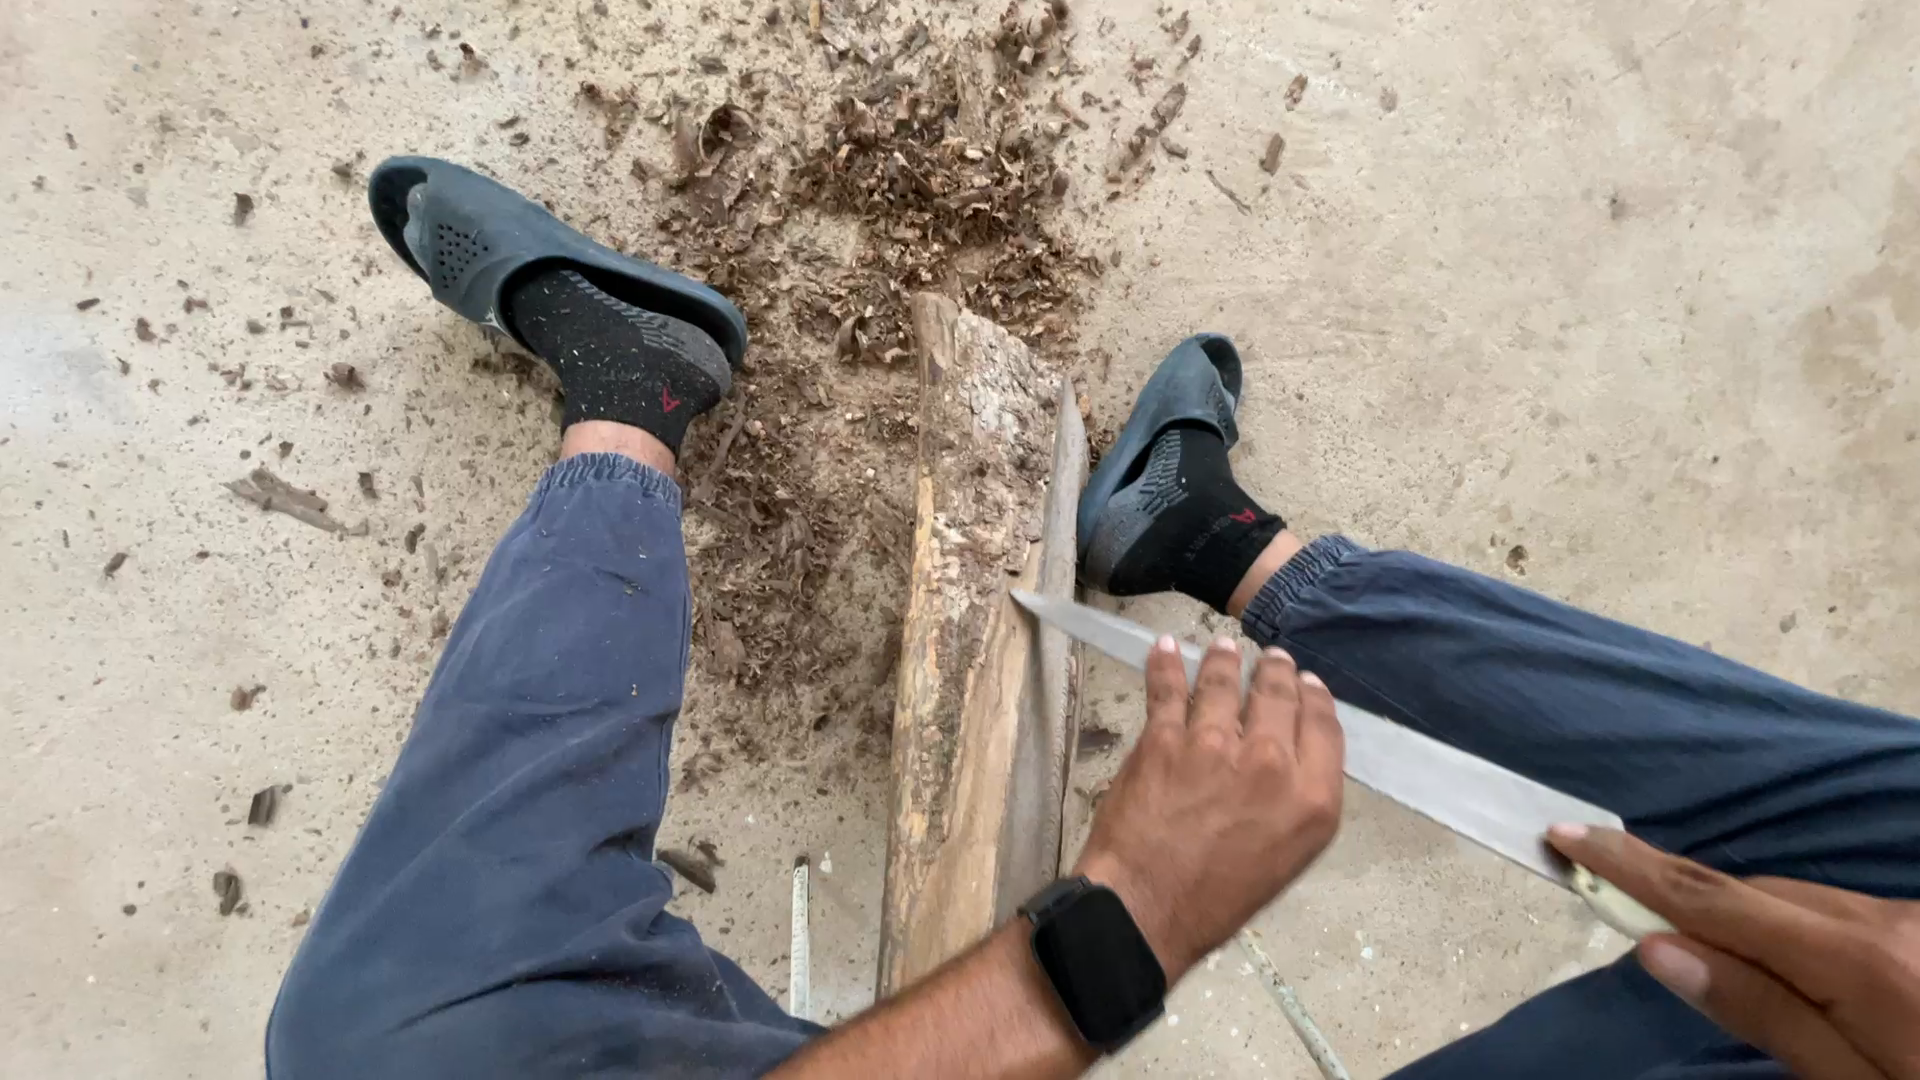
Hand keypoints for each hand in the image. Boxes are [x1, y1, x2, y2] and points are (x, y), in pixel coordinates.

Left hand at [1074, 636, 1344, 979]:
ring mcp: (1213, 742)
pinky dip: (1166, 662)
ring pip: (1224, 683)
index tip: (1309, 682)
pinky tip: (1166, 647)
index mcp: (1311, 800)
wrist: (1149, 903)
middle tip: (1272, 657)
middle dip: (1276, 671)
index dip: (1315, 698)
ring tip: (1226, 646)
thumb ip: (1295, 804)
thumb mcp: (1286, 858)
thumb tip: (1288, 764)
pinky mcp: (1164, 736)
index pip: (1324, 728)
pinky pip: (1168, 688)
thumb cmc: (1219, 899)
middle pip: (1278, 697)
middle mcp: (1269, 762)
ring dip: (1226, 660)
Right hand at [1549, 825, 1919, 1079]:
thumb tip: (1657, 949)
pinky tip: (1825, 976)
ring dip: (1757, 926)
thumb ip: (1764, 1016)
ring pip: (1802, 903)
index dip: (1627, 864)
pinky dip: (1807, 934)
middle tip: (1649, 934)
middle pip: (1754, 894)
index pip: (1709, 896)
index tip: (1564, 834)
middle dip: (1697, 908)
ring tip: (1761, 981)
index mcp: (1860, 963)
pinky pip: (1846, 916)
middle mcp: (1891, 924)